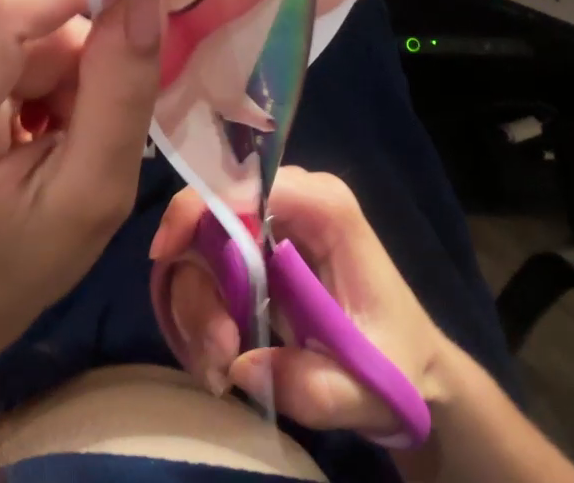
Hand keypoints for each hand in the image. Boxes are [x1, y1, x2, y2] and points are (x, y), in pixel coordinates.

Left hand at [0, 0, 163, 373]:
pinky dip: (38, 67)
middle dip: (77, 50)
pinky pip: (3, 33)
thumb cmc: (27, 258)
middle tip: (94, 117)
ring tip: (61, 130)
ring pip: (19, 23)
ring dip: (61, 64)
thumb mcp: (96, 195)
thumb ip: (120, 95)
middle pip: (17, 17)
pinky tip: (34, 117)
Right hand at [150, 168, 454, 433]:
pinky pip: (199, 271)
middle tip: (220, 353)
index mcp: (324, 209)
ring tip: (221, 370)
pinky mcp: (248, 252)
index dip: (196, 209)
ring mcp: (264, 227)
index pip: (243, 183)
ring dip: (196, 312)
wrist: (407, 374)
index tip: (165, 255)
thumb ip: (312, 385)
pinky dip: (197, 318)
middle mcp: (287, 204)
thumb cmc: (397, 366)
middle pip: (207, 221)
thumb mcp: (367, 389)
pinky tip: (219, 361)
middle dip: (200, 290)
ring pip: (195, 251)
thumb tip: (241, 366)